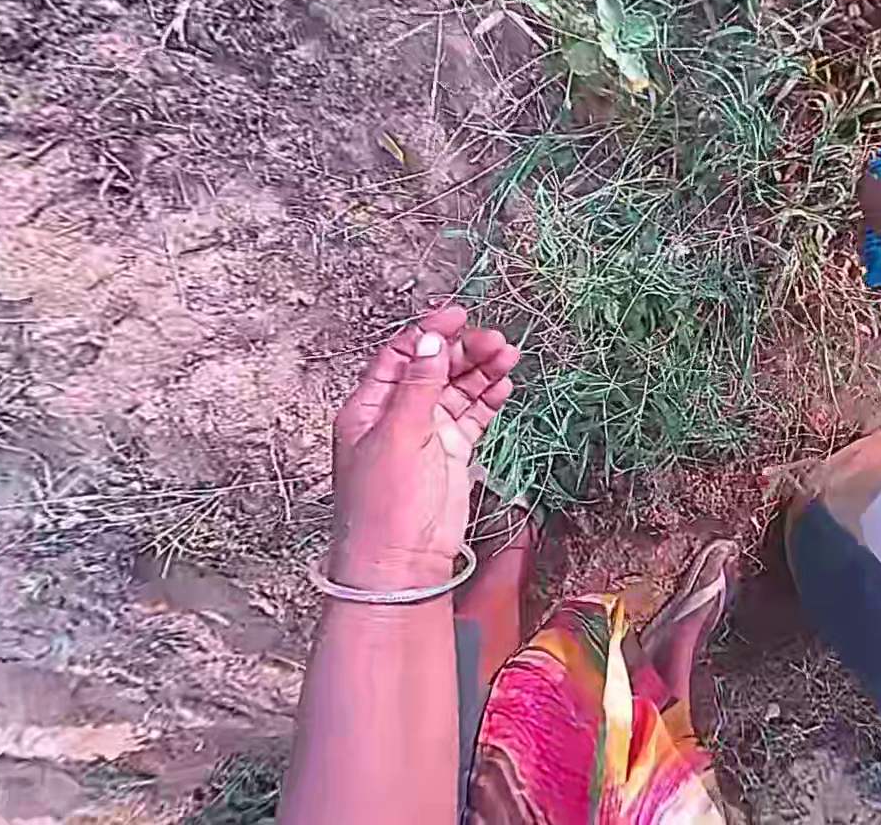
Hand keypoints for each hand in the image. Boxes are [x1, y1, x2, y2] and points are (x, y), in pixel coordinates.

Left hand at [328, 305, 519, 590]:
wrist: (402, 564)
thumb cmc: (386, 503)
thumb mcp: (398, 436)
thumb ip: (418, 387)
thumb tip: (431, 342)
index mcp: (371, 406)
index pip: (403, 356)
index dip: (430, 332)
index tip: (459, 316)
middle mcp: (399, 414)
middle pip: (437, 368)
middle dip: (466, 352)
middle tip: (497, 342)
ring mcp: (428, 432)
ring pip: (459, 389)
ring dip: (483, 371)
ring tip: (509, 357)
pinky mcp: (452, 450)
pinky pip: (473, 414)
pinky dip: (488, 399)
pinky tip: (503, 386)